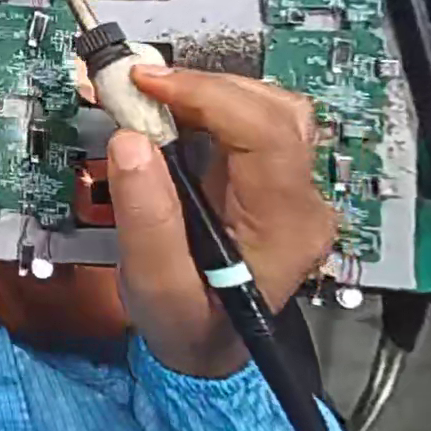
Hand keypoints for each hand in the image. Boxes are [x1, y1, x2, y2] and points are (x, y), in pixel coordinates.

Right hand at [108, 67, 334, 376]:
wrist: (207, 346)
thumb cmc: (188, 325)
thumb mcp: (156, 285)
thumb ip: (145, 219)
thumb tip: (131, 143)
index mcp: (284, 227)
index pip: (264, 133)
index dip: (205, 95)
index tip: (144, 84)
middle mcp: (299, 202)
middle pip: (273, 110)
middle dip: (201, 86)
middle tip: (136, 86)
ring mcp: (287, 189)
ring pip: (264, 110)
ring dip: (202, 92)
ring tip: (147, 97)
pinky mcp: (264, 181)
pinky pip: (243, 125)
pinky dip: (200, 106)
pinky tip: (164, 112)